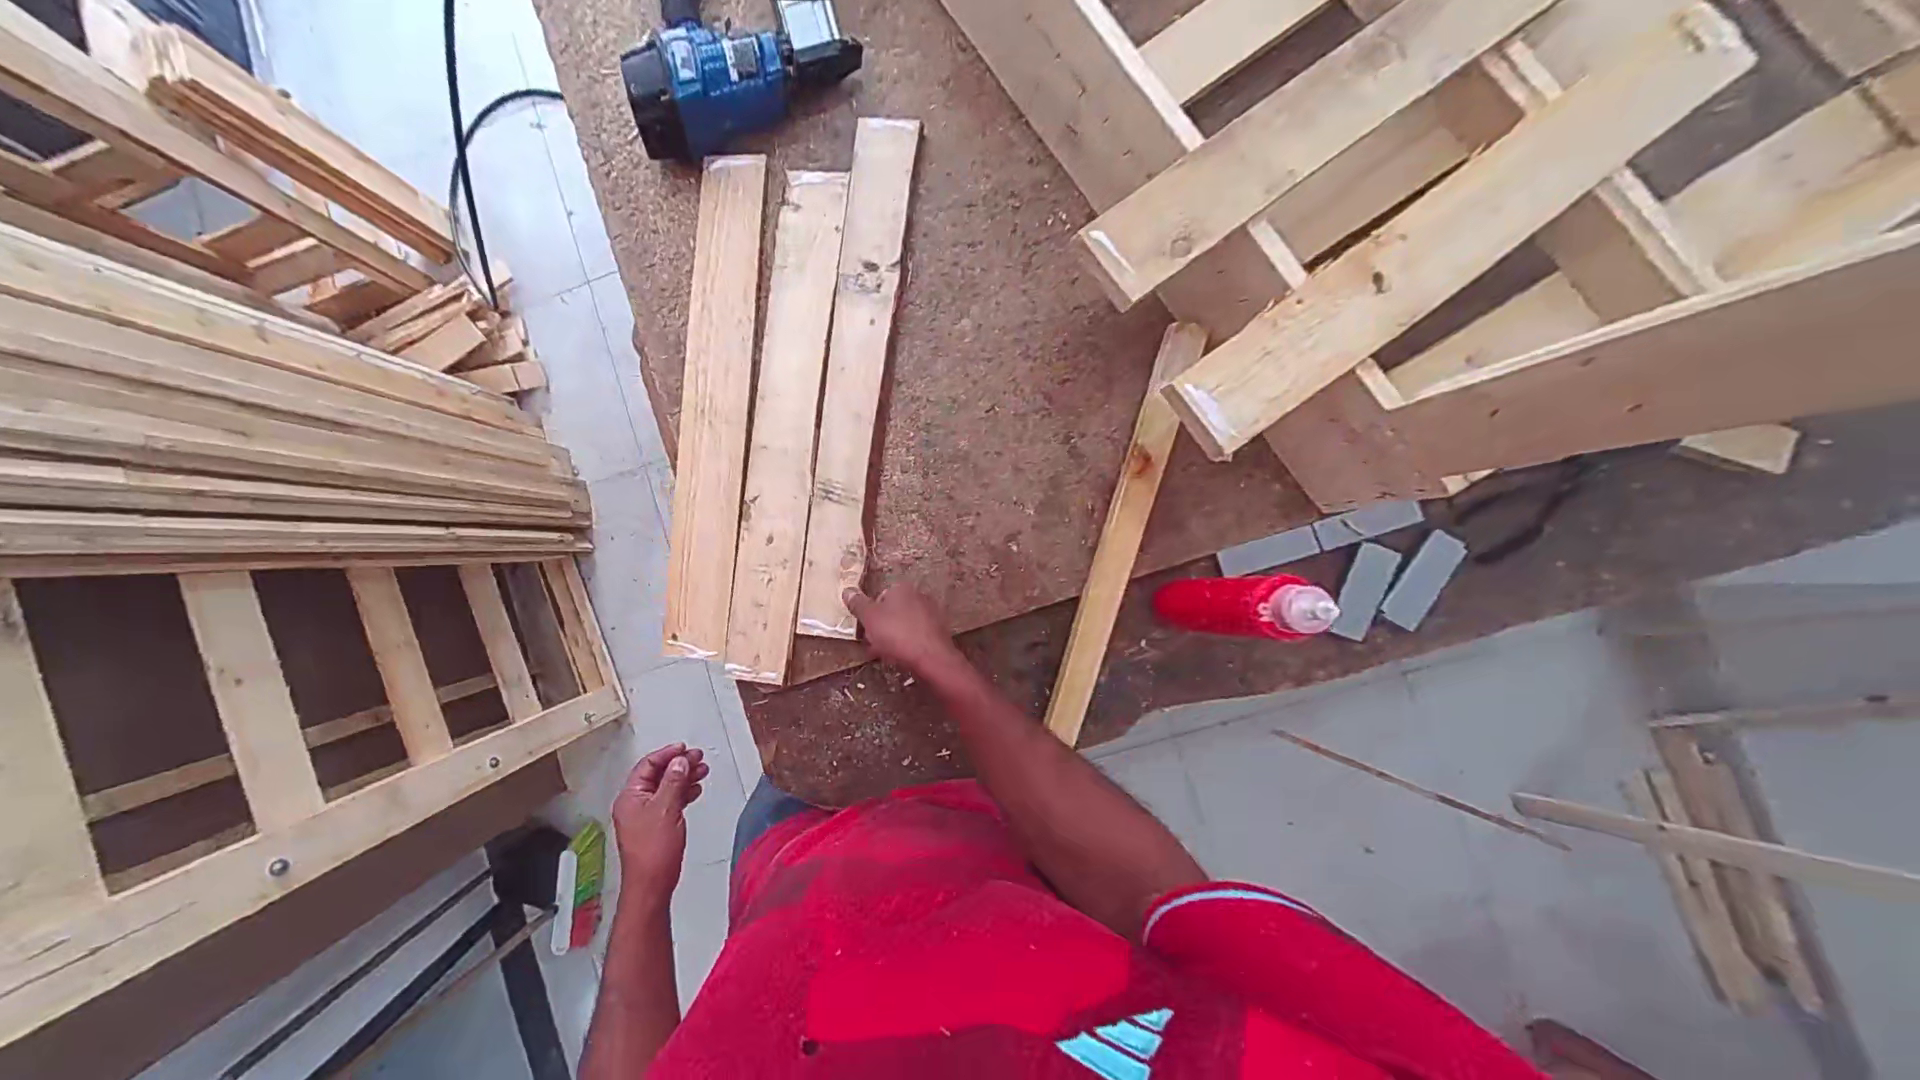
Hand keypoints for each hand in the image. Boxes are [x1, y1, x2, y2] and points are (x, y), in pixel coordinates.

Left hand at [610, 744, 709, 905]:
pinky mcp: (656, 824)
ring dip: (684, 777)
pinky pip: (670, 800)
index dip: (667, 754)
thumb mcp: (666, 809)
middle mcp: (634, 803)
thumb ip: (674, 781)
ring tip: (702, 771)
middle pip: (657, 775)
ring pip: (666, 787)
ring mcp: (644, 815)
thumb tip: (679, 761)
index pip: (647, 765)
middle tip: (698, 758)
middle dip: (679, 764)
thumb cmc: (653, 850)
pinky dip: (683, 792)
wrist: (652, 884)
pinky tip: (695, 789)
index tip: (684, 749)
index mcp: (630, 797)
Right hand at [844, 584, 963, 676]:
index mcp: (902, 589)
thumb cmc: (897, 634)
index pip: (880, 596)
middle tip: (873, 643)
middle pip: (893, 611)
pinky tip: (902, 657)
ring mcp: (932, 614)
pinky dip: (908, 644)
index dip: (870, 613)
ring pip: (904, 625)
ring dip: (893, 637)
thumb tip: (847, 591)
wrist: (932, 658)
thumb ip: (858, 604)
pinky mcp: (939, 632)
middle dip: (882, 627)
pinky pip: (916, 636)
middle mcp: (919, 596)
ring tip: (886, 653)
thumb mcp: (869, 618)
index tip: (866, 628)